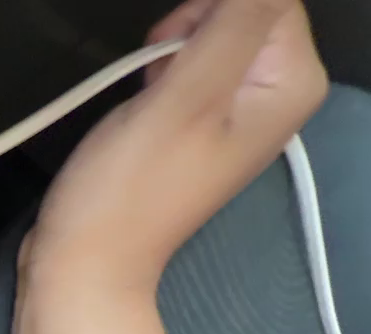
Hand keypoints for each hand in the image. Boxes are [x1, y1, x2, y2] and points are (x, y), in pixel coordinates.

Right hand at [22, 0, 326, 292]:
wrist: (81, 270)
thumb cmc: (122, 194)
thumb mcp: (180, 99)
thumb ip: (231, 24)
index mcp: (289, 85)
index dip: (204, 14)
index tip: (154, 61)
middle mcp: (274, 99)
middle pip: (242, 21)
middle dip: (183, 41)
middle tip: (141, 90)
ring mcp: (232, 124)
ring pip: (208, 52)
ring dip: (162, 68)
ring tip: (134, 112)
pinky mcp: (191, 140)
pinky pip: (187, 85)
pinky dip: (155, 91)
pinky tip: (133, 121)